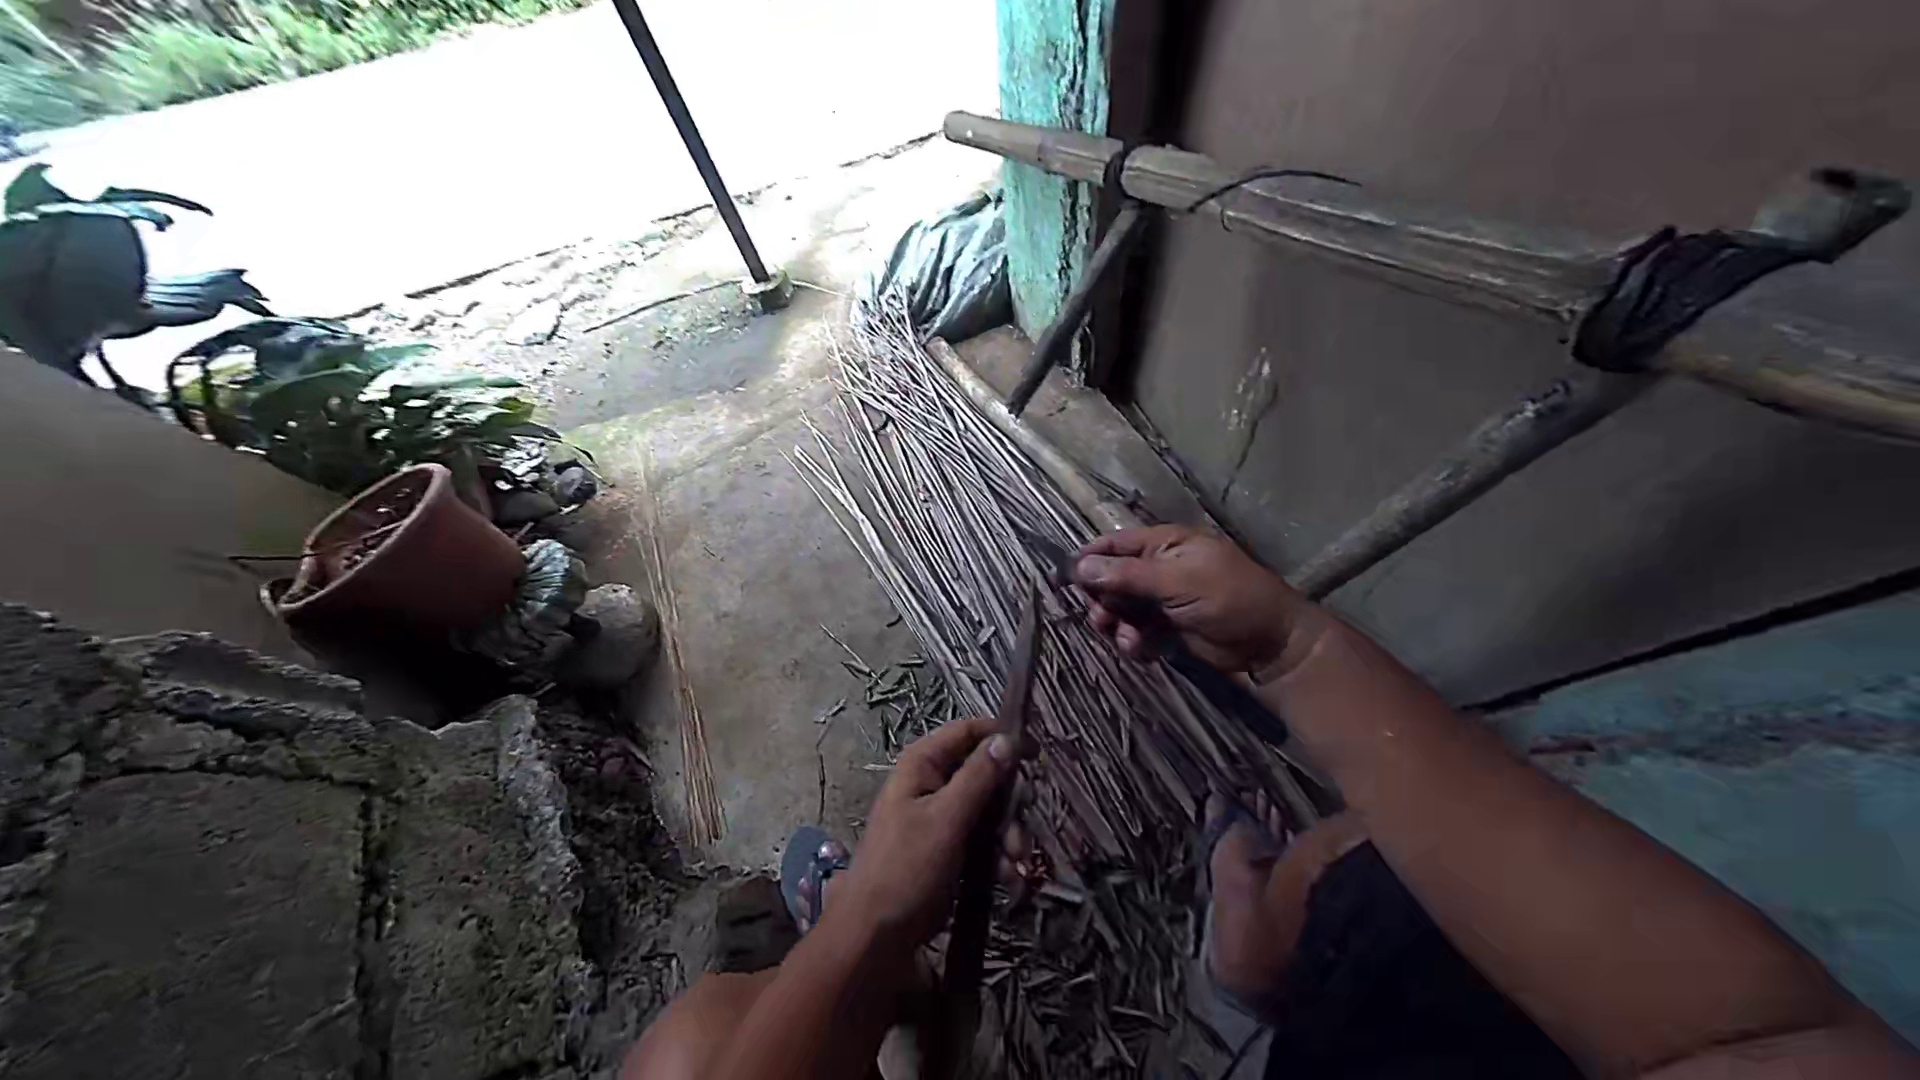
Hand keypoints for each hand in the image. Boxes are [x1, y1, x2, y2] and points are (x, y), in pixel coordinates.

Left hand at [824, 715, 1027, 952]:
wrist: (876, 936)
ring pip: (991, 808)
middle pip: (986, 772)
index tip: (1036, 756)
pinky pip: (984, 838)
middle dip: (1010, 800)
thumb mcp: (946, 819)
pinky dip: (999, 854)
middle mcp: (933, 782)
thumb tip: (1007, 739)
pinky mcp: (951, 846)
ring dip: (1009, 833)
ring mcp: (942, 815)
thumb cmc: (905, 868)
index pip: (969, 731)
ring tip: (1017, 861)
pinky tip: (1009, 876)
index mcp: (924, 764)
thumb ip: (978, 777)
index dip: (1002, 738)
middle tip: (1025, 821)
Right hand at [1072, 525, 1325, 675]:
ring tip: (1123, 635)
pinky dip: (1131, 641)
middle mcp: (1159, 568)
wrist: (1270, 644)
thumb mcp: (1177, 580)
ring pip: (1119, 609)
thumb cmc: (1229, 598)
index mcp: (1164, 544)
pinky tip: (1139, 647)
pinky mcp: (1165, 629)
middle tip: (1099, 615)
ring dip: (1114, 623)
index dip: (1086, 559)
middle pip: (1110, 579)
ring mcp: (1161, 600)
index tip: (1060, 578)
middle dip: (1100, 598)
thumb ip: (1127, 575)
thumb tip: (1080, 567)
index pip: (1113, 544)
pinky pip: (1134, 631)